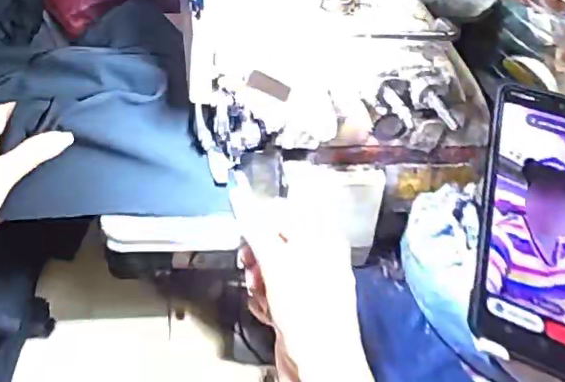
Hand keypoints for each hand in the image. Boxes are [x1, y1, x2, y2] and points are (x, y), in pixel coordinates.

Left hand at [0, 103, 72, 262]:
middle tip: (54, 140)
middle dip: (26, 135)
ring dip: (14, 151)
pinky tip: (17, 172)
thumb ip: (36, 151)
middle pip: (2, 125)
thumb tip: (66, 135)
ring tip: (41, 155)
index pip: (9, 109)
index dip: (34, 115)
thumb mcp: (4, 176)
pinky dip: (0, 161)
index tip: (59, 122)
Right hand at [235, 195, 372, 381]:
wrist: (320, 367)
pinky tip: (265, 309)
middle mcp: (320, 256)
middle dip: (257, 252)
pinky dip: (265, 298)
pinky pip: (275, 290)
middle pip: (278, 238)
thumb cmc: (309, 312)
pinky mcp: (300, 306)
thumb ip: (255, 229)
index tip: (244, 227)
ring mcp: (310, 282)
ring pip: (273, 266)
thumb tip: (241, 199)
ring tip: (257, 290)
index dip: (262, 216)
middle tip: (248, 261)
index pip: (288, 209)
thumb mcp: (275, 262)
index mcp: (323, 235)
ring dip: (258, 278)